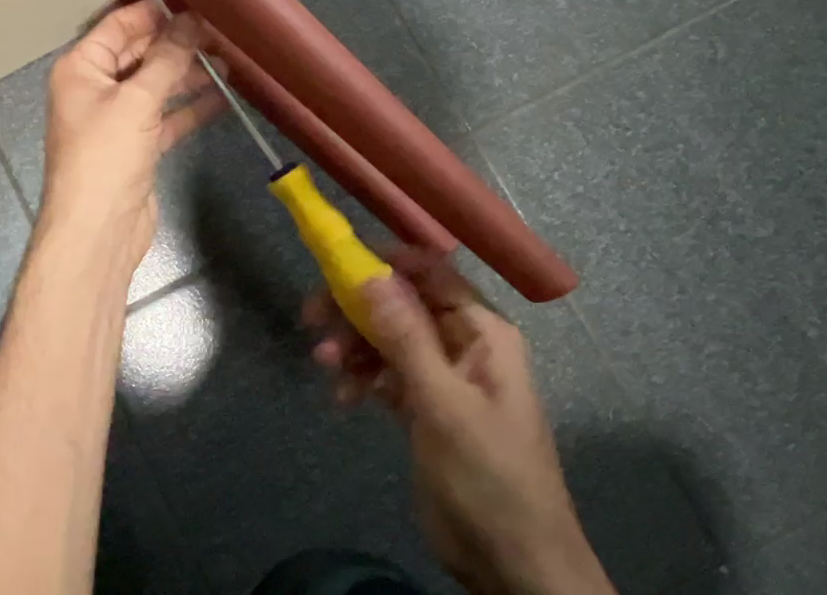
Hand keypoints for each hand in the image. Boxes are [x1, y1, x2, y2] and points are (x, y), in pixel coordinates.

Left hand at [37, 1, 221, 273]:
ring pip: (156, 85)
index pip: (117, 26)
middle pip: (138, 53)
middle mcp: (95, 88)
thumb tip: (191, 19)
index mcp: (80, 68)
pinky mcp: (136, 146)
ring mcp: (116, 119)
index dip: (152, 11)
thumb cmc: (106, 156)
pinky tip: (224, 97)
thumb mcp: (136, 100)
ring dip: (188, 74)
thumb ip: (166, 58)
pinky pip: (166, 116)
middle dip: (176, 42)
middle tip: (220, 29)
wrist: (98, 230)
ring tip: (229, 61)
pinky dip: (190, 107)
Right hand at [305, 250, 614, 594]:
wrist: (514, 563)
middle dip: (355, 309)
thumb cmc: (487, 475)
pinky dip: (362, 379)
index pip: (430, 273)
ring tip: (325, 367)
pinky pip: (386, 374)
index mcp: (482, 332)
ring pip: (387, 338)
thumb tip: (369, 274)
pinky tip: (344, 400)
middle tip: (311, 320)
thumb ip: (405, 336)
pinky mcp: (425, 408)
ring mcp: (443, 377)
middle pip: (400, 304)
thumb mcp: (442, 403)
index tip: (335, 266)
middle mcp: (463, 344)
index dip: (384, 262)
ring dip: (353, 346)